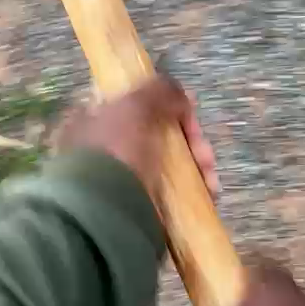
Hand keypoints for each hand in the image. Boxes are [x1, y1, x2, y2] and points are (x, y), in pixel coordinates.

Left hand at [53, 74, 218, 194]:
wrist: (105, 213)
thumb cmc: (114, 153)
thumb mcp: (134, 108)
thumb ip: (160, 92)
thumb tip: (183, 93)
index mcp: (94, 121)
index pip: (136, 104)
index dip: (166, 104)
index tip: (189, 109)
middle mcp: (107, 150)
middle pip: (160, 136)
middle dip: (191, 143)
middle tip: (205, 155)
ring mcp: (124, 180)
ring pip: (172, 165)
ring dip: (198, 168)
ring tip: (210, 181)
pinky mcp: (142, 206)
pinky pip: (176, 193)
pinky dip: (195, 191)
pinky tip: (209, 194)